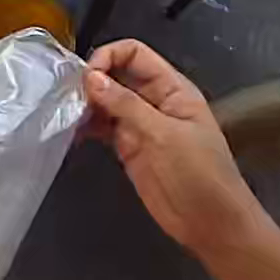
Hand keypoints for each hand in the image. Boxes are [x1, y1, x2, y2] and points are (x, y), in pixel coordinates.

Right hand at [85, 40, 276, 260]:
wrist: (213, 225)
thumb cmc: (200, 174)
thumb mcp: (164, 135)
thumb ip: (127, 105)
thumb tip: (91, 78)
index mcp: (171, 87)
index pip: (135, 54)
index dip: (109, 57)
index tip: (88, 77)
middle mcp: (154, 99)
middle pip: (117, 74)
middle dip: (94, 79)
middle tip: (70, 96)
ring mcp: (140, 124)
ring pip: (107, 100)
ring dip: (87, 103)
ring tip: (67, 114)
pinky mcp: (129, 147)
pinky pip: (104, 127)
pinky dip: (87, 126)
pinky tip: (72, 132)